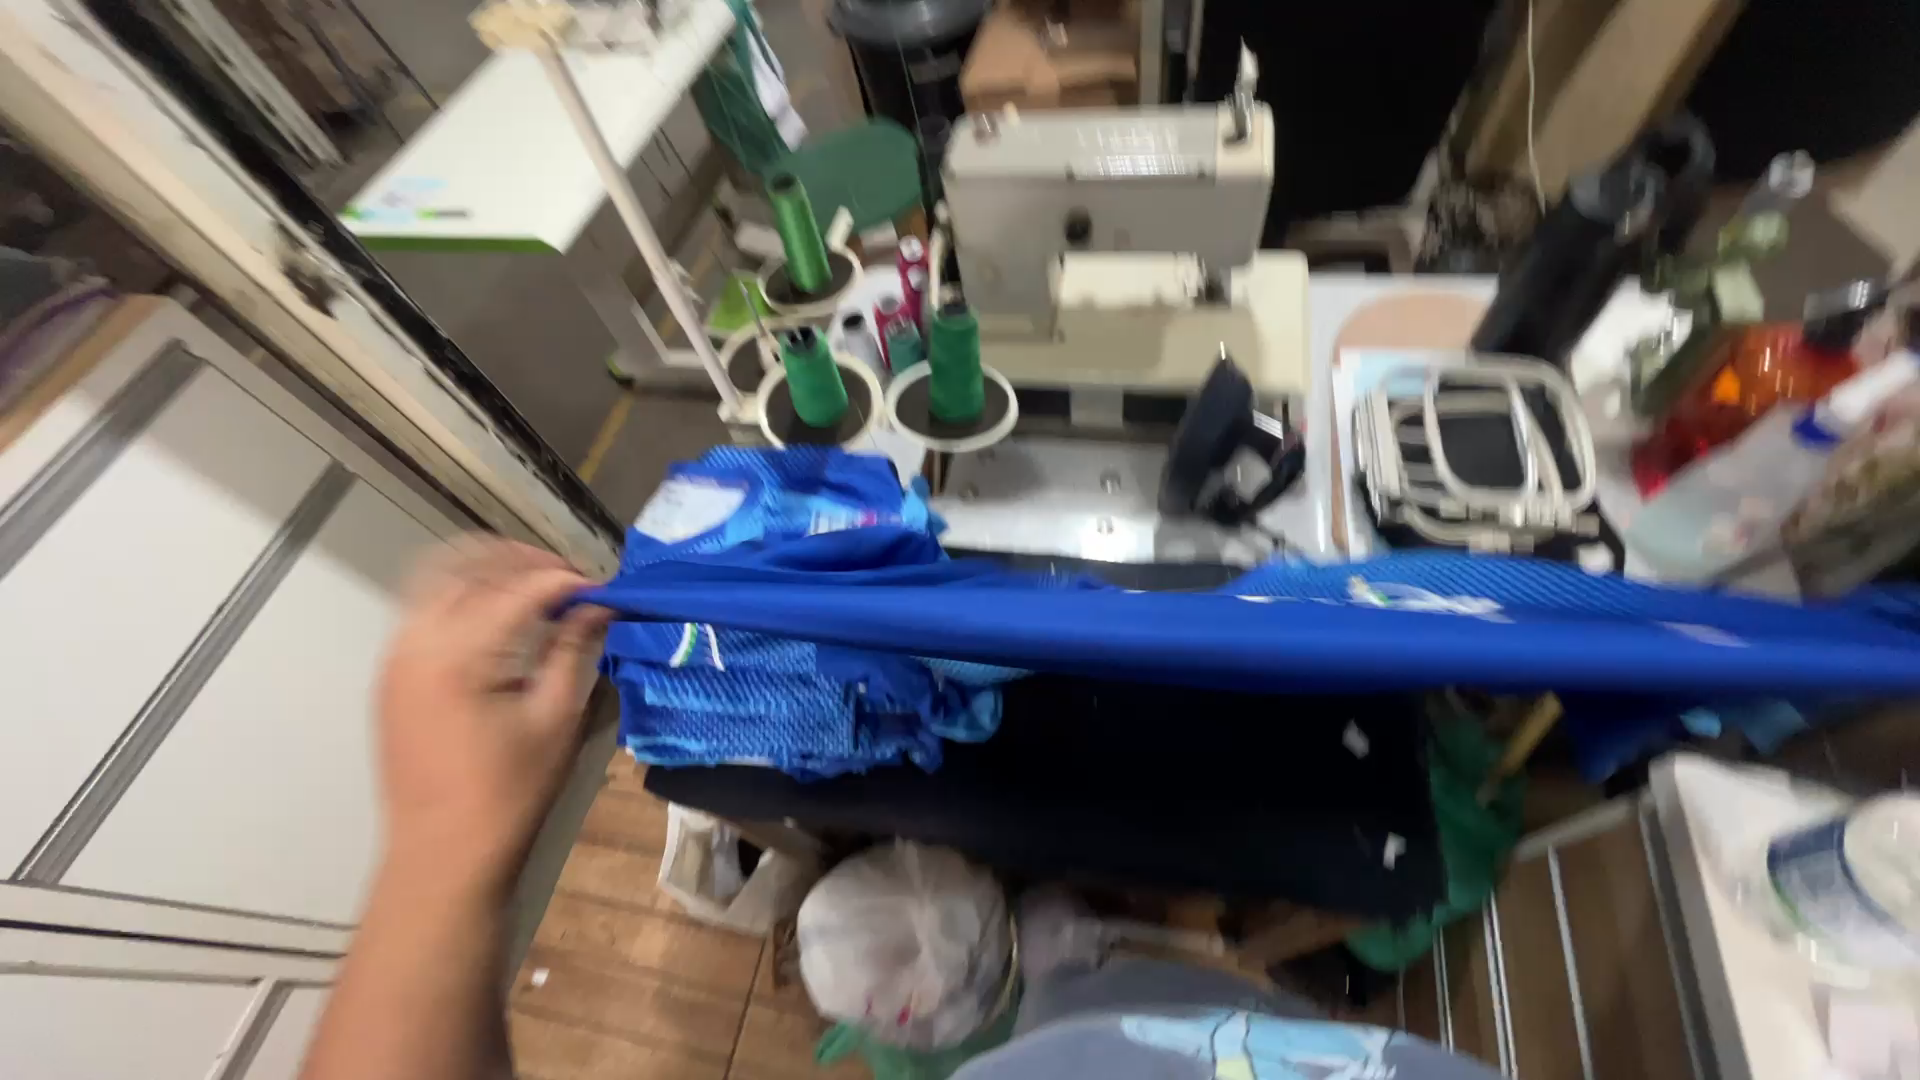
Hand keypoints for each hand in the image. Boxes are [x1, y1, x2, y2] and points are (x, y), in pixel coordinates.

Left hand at [375, 537, 610, 894]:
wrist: (442, 851)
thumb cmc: (510, 789)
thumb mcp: (557, 715)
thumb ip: (575, 647)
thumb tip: (601, 604)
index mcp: (461, 654)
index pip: (523, 587)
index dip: (571, 581)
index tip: (606, 589)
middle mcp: (418, 640)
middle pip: (473, 563)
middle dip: (528, 561)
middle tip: (574, 583)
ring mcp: (397, 654)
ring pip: (443, 576)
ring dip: (494, 571)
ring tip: (541, 592)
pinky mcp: (393, 671)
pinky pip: (428, 606)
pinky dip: (468, 595)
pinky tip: (504, 618)